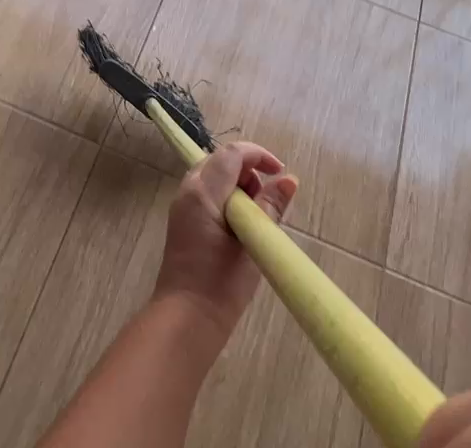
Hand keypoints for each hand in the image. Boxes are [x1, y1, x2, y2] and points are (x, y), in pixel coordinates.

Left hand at [152, 141, 298, 335]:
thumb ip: (269, 207)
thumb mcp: (253, 242)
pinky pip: (206, 193)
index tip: (280, 172)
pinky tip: (241, 224)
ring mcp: (182, 205)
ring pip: (213, 176)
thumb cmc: (222, 283)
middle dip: (248, 170)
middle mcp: (188, 191)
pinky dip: (226, 197)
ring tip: (257, 215)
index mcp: (203, 193)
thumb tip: (288, 180)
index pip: (231, 154)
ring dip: (238, 184)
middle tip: (268, 199)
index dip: (258, 155)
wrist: (187, 317)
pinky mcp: (183, 220)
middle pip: (220, 161)